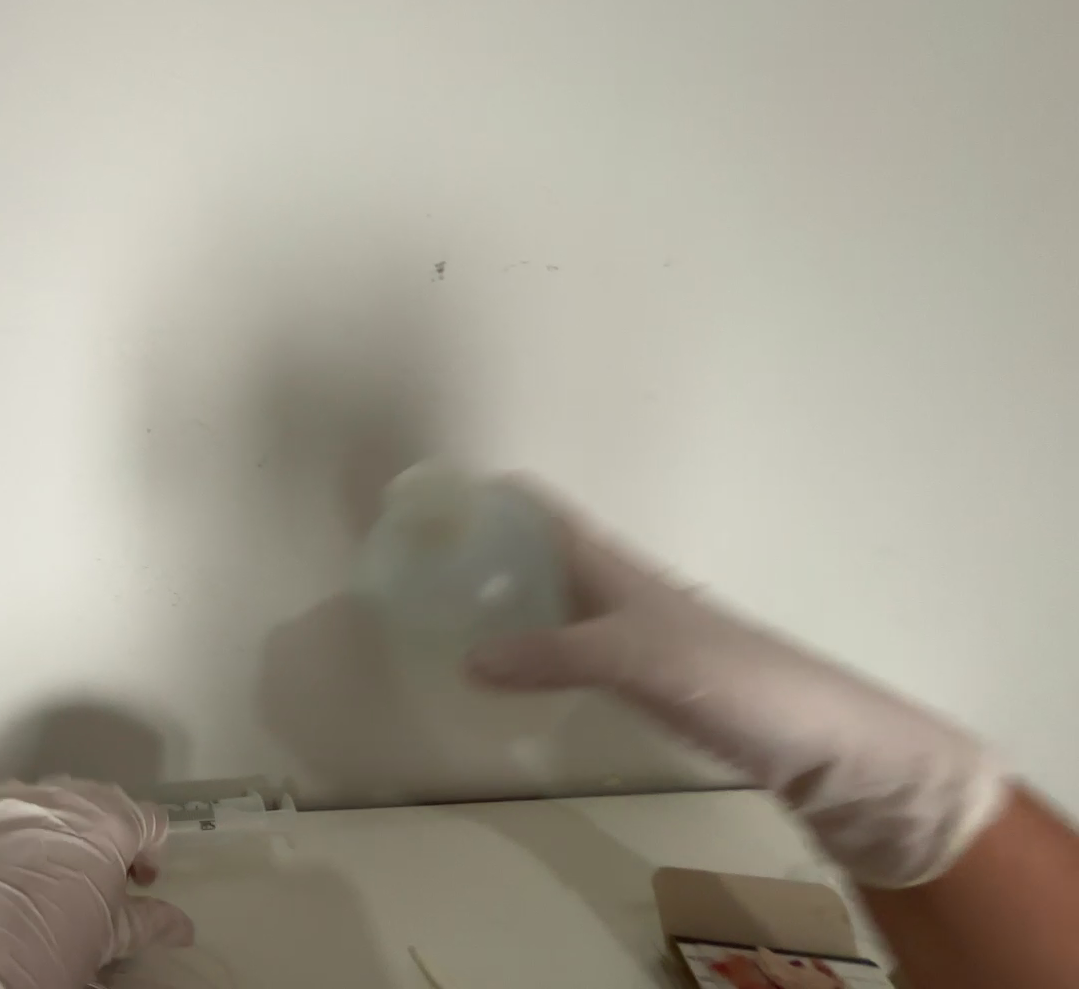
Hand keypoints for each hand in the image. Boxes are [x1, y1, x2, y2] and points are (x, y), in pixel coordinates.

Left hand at [0, 779, 193, 988]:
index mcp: (113, 823)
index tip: (139, 883)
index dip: (153, 850)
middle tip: (103, 880)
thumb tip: (182, 926)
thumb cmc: (54, 949)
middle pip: (107, 802)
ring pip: (63, 797)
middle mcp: (72, 795)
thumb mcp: (109, 938)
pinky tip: (20, 860)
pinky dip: (28, 823)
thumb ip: (149, 921)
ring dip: (71, 826)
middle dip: (112, 836)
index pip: (152, 818)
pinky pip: (19, 802)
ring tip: (60, 869)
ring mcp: (25, 796)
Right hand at [466, 484, 1010, 887]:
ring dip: (492, 592)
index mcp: (604, 560)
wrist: (820, 742)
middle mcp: (603, 581)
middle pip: (526, 546)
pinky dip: (518, 637)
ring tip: (439, 610)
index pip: (534, 505)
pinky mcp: (624, 664)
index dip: (484, 496)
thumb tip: (466, 661)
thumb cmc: (726, 674)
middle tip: (417, 566)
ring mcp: (614, 623)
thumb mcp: (629, 657)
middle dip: (474, 546)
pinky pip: (552, 636)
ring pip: (537, 590)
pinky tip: (494, 661)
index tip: (429, 509)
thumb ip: (547, 655)